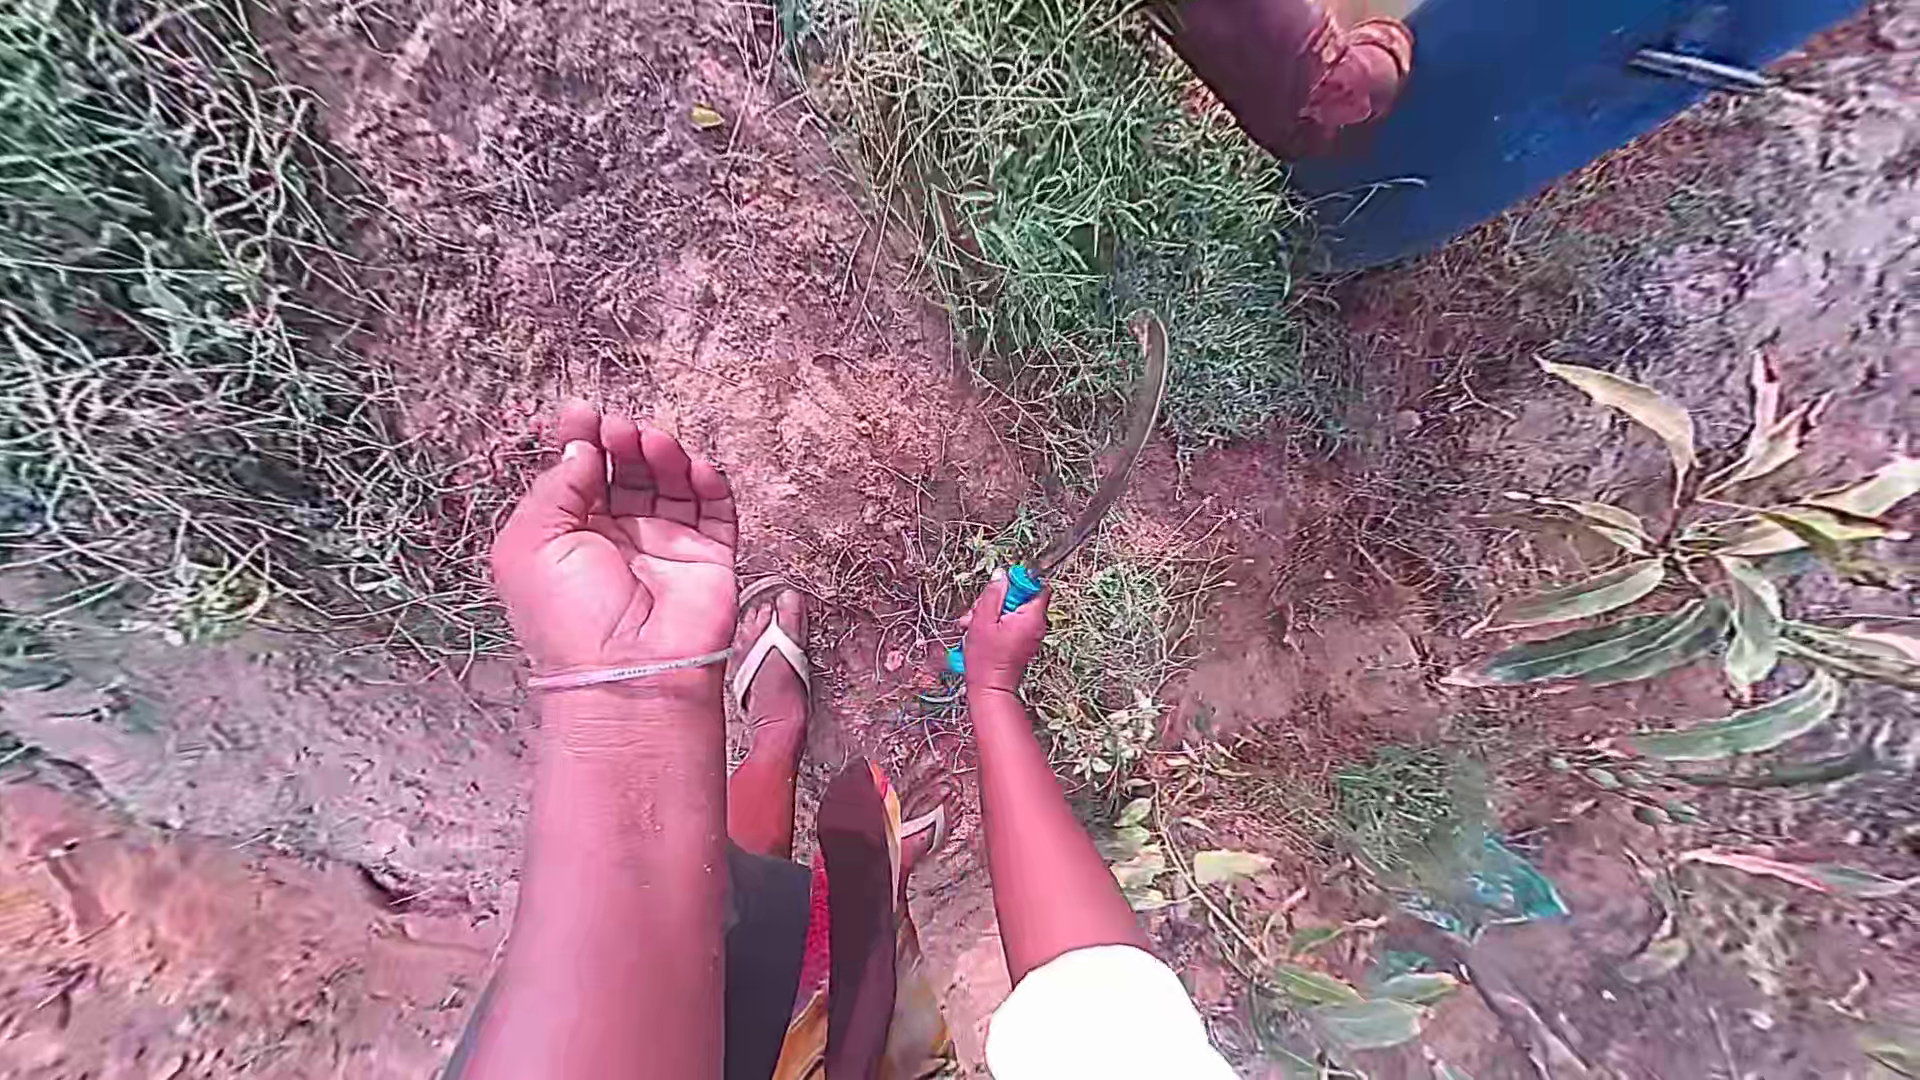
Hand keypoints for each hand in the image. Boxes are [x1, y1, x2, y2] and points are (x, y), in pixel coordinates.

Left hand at [491, 402, 736, 674]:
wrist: (630, 670)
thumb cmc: (570, 620)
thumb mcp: (529, 545)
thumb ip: (556, 488)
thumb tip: (582, 449)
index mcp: (573, 536)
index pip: (584, 476)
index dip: (583, 441)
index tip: (582, 413)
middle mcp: (622, 538)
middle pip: (630, 473)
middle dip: (625, 444)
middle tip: (619, 428)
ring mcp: (669, 546)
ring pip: (674, 485)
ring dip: (665, 456)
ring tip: (653, 441)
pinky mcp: (710, 556)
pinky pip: (716, 510)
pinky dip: (710, 483)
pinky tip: (695, 466)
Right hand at [957, 571, 1049, 694]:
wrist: (990, 688)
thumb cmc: (987, 660)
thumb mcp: (983, 620)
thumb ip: (993, 595)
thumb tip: (1001, 576)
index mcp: (1032, 617)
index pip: (1035, 586)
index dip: (1016, 582)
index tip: (999, 589)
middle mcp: (1036, 625)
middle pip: (1021, 597)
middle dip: (998, 599)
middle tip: (980, 610)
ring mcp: (1030, 634)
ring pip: (1012, 610)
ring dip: (992, 612)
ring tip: (974, 623)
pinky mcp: (1022, 641)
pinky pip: (1011, 623)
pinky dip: (996, 623)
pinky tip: (979, 631)